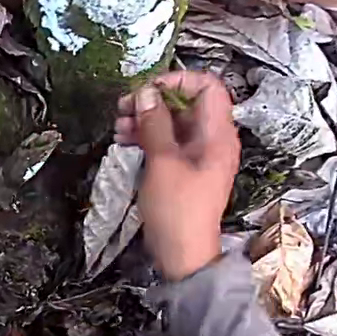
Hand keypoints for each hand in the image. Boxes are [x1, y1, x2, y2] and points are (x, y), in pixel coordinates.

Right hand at [114, 71, 239, 281]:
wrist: (182, 254)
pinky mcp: (183, 168)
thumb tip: (145, 93)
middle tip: (124, 108)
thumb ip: (154, 124)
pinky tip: (124, 140)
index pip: (208, 86)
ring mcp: (197, 155)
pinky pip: (167, 141)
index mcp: (217, 135)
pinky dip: (147, 136)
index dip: (178, 80)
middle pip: (186, 103)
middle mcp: (211, 140)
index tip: (147, 89)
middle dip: (153, 101)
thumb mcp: (162, 162)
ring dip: (145, 119)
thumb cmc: (177, 209)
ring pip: (172, 122)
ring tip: (118, 126)